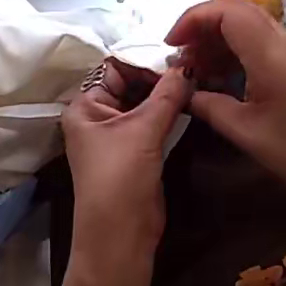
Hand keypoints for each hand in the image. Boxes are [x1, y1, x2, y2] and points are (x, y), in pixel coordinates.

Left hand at [61, 58, 192, 260]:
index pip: (114, 68)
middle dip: (159, 73)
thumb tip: (189, 62)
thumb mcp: (142, 130)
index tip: (180, 51)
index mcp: (85, 106)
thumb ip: (167, 94)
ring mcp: (117, 133)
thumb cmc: (120, 177)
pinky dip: (170, 109)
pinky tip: (193, 97)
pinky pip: (153, 120)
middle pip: (129, 83)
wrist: (121, 234)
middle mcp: (97, 116)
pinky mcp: (137, 149)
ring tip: (200, 72)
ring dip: (167, 91)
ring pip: (144, 101)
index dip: (144, 58)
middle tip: (196, 60)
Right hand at [166, 0, 285, 201]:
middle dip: (202, 27)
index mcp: (272, 54)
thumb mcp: (246, 132)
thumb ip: (208, 106)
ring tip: (196, 71)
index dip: (193, 19)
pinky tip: (222, 79)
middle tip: (180, 58)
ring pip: (250, 27)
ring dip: (218, 40)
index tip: (171, 45)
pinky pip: (262, 44)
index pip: (227, 11)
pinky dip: (235, 52)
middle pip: (238, 12)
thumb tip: (183, 93)